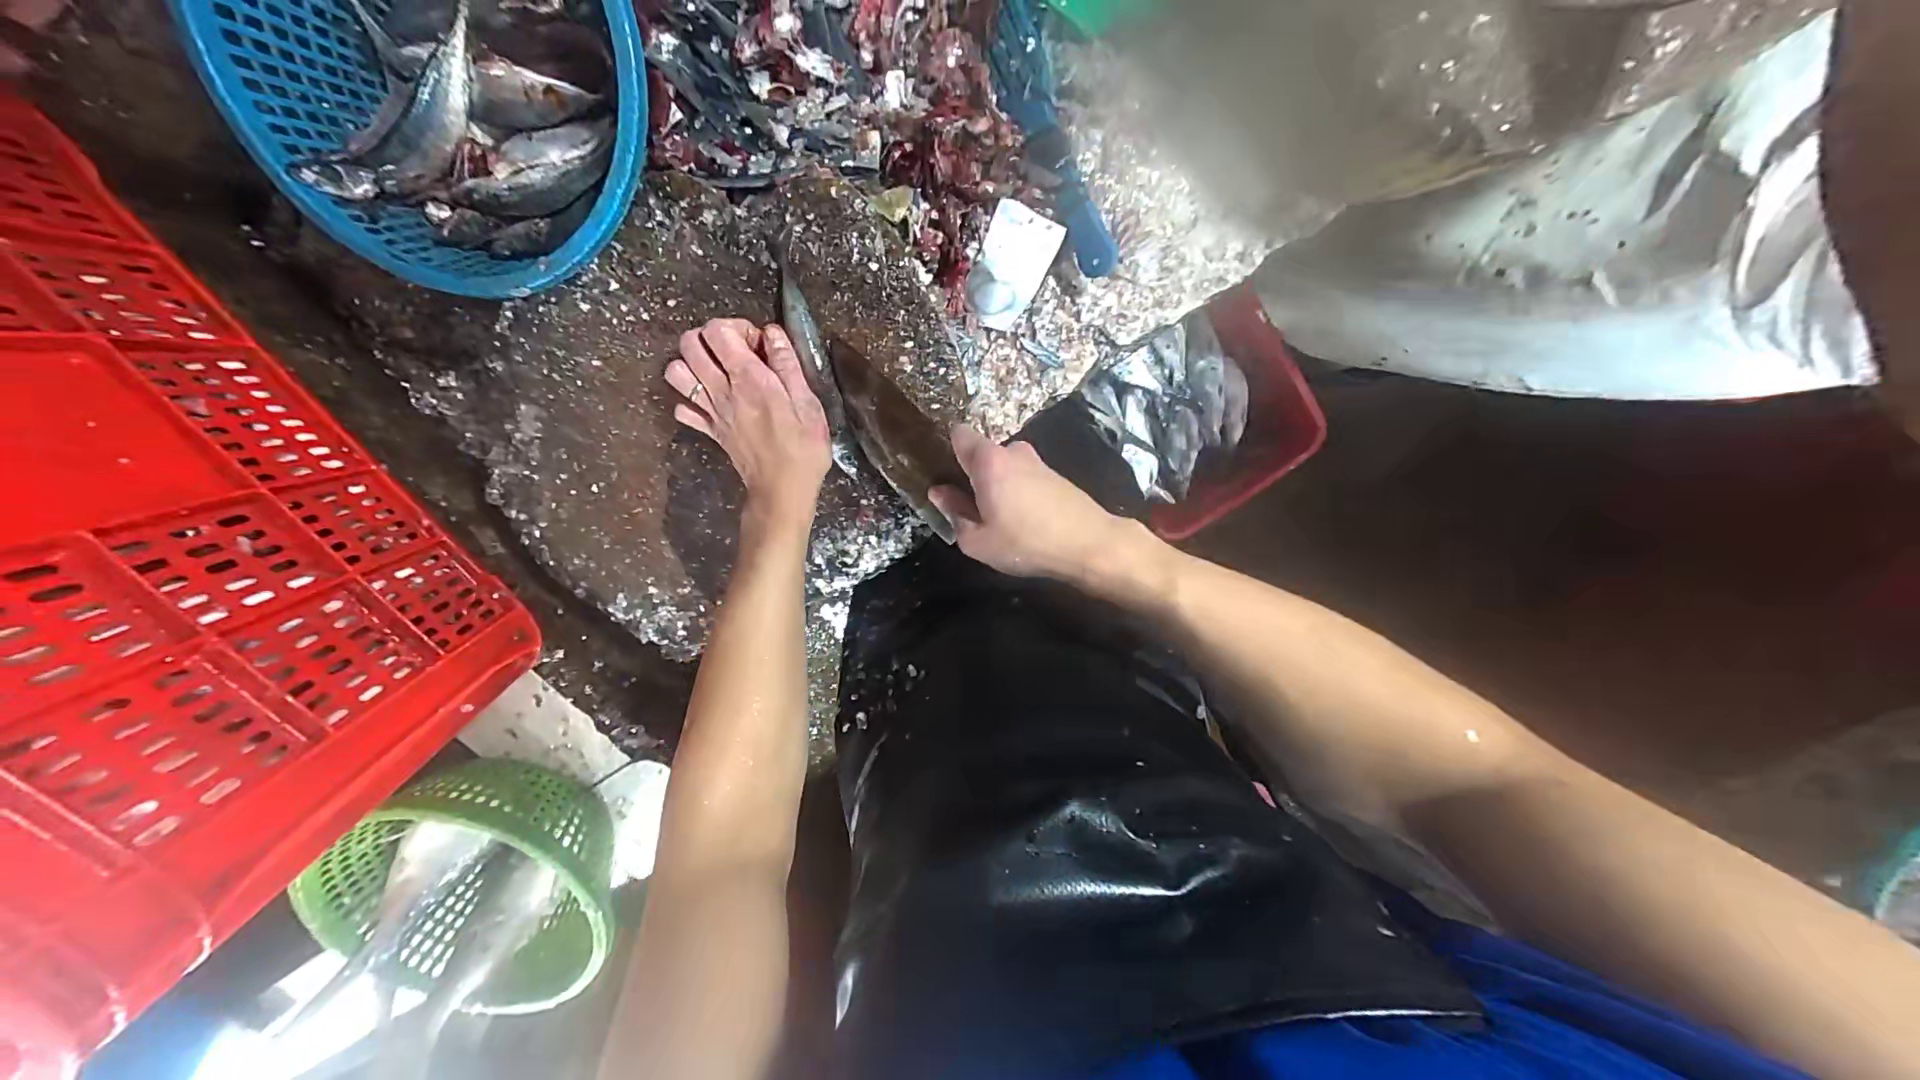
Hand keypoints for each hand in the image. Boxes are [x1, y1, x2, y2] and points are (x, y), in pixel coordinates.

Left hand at [667, 318, 831, 529]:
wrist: (783, 489)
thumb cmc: (803, 448)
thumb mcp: (808, 402)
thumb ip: (787, 363)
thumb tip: (772, 333)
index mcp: (749, 379)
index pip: (718, 330)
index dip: (737, 327)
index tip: (758, 342)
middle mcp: (722, 391)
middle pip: (689, 344)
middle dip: (710, 337)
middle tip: (738, 352)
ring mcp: (711, 412)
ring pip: (676, 373)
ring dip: (692, 364)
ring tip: (718, 370)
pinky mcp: (709, 431)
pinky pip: (682, 409)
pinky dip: (691, 400)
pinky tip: (712, 402)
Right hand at [928, 425, 1138, 581]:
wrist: (1091, 544)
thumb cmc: (1027, 543)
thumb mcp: (977, 541)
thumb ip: (954, 512)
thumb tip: (940, 492)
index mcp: (989, 460)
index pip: (958, 434)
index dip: (947, 451)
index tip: (943, 474)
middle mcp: (1012, 451)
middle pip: (981, 455)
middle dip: (972, 476)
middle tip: (969, 509)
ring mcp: (1037, 461)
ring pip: (1003, 468)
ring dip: (996, 487)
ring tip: (999, 520)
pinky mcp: (1054, 475)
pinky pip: (1022, 477)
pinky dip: (1016, 492)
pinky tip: (1023, 521)